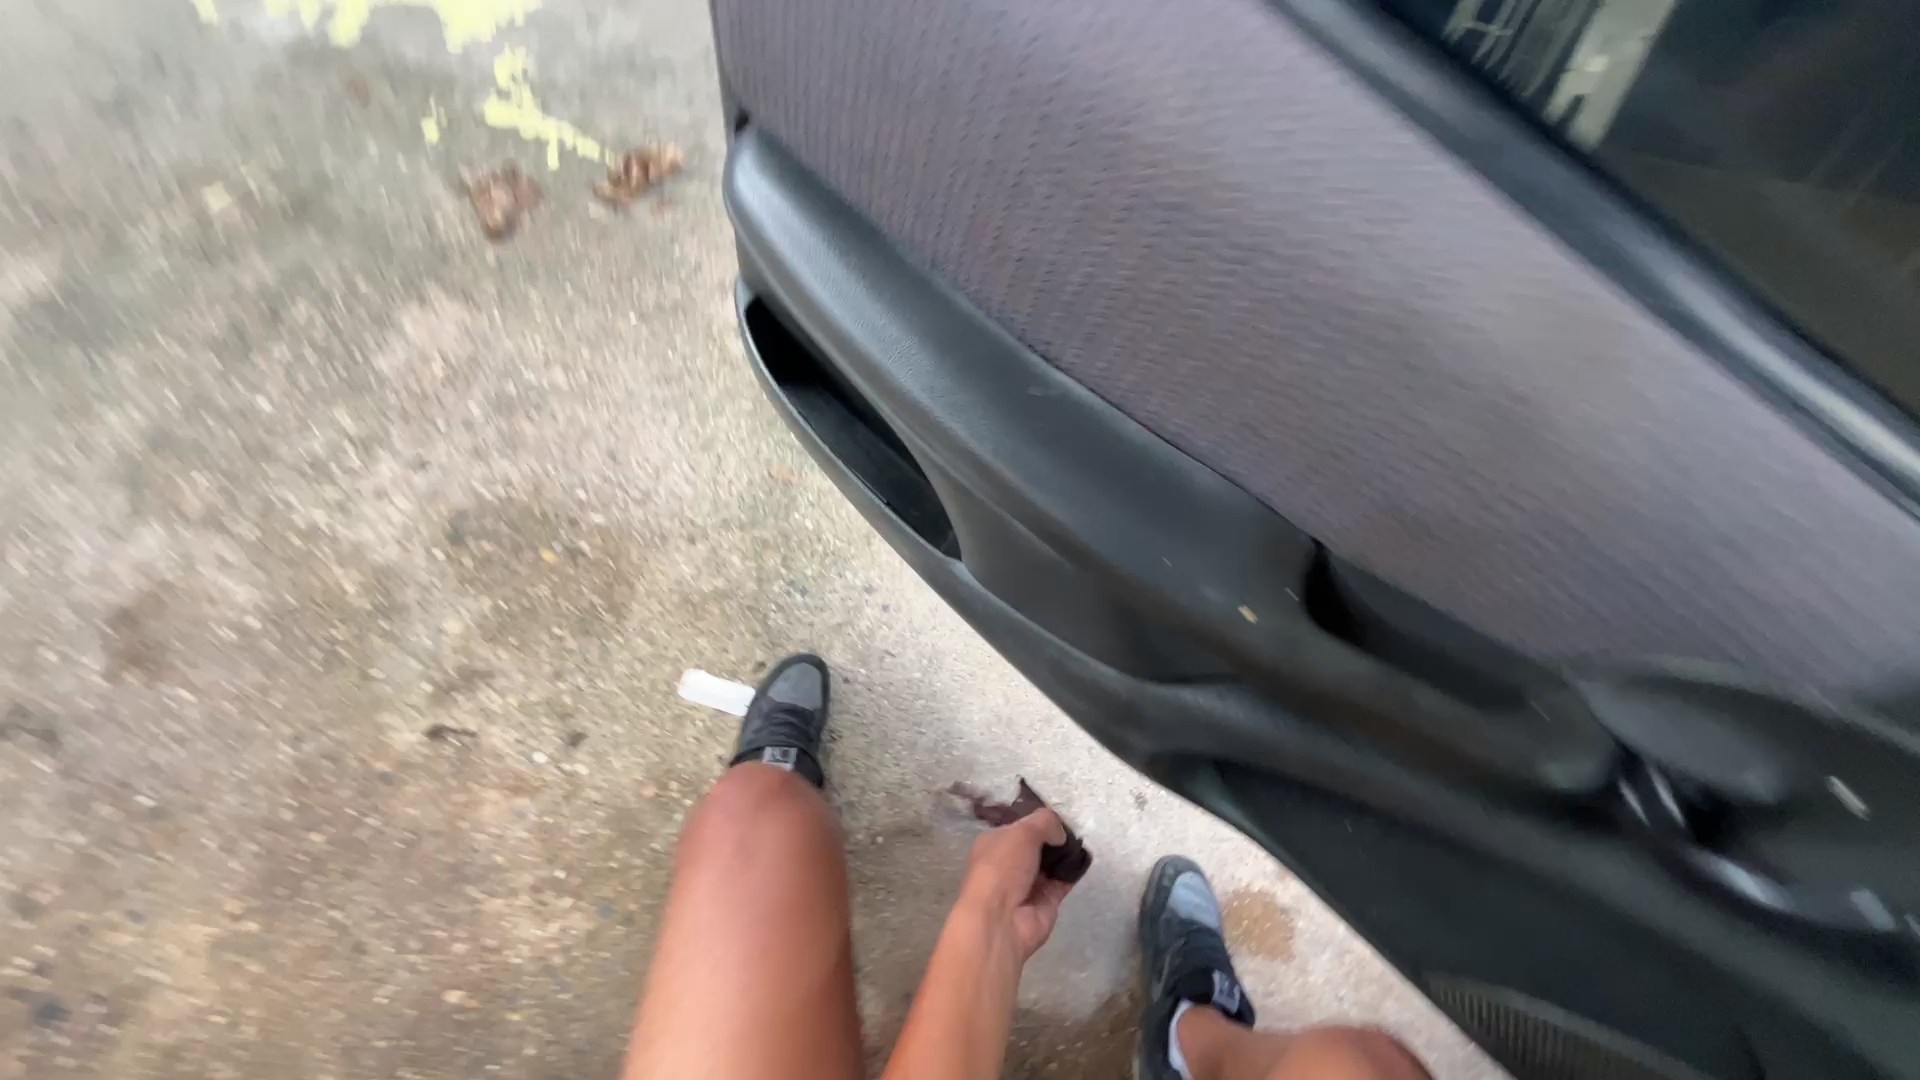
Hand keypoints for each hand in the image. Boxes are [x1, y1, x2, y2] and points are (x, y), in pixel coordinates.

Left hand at [957, 809, 1078, 960]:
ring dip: (1064, 855)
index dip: (1037, 822)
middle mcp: (1009, 864)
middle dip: (1053, 838)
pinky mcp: (1045, 902)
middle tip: (1073, 830)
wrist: (1001, 919)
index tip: (1056, 818)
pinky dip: (1073, 872)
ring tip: (1081, 843)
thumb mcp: (1022, 832)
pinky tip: (1084, 861)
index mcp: (994, 844)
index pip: (1018, 828)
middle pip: (1036, 846)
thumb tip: (1060, 834)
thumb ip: (1044, 823)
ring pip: (1050, 864)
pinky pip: (1062, 882)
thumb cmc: (1002, 867)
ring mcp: (1028, 884)